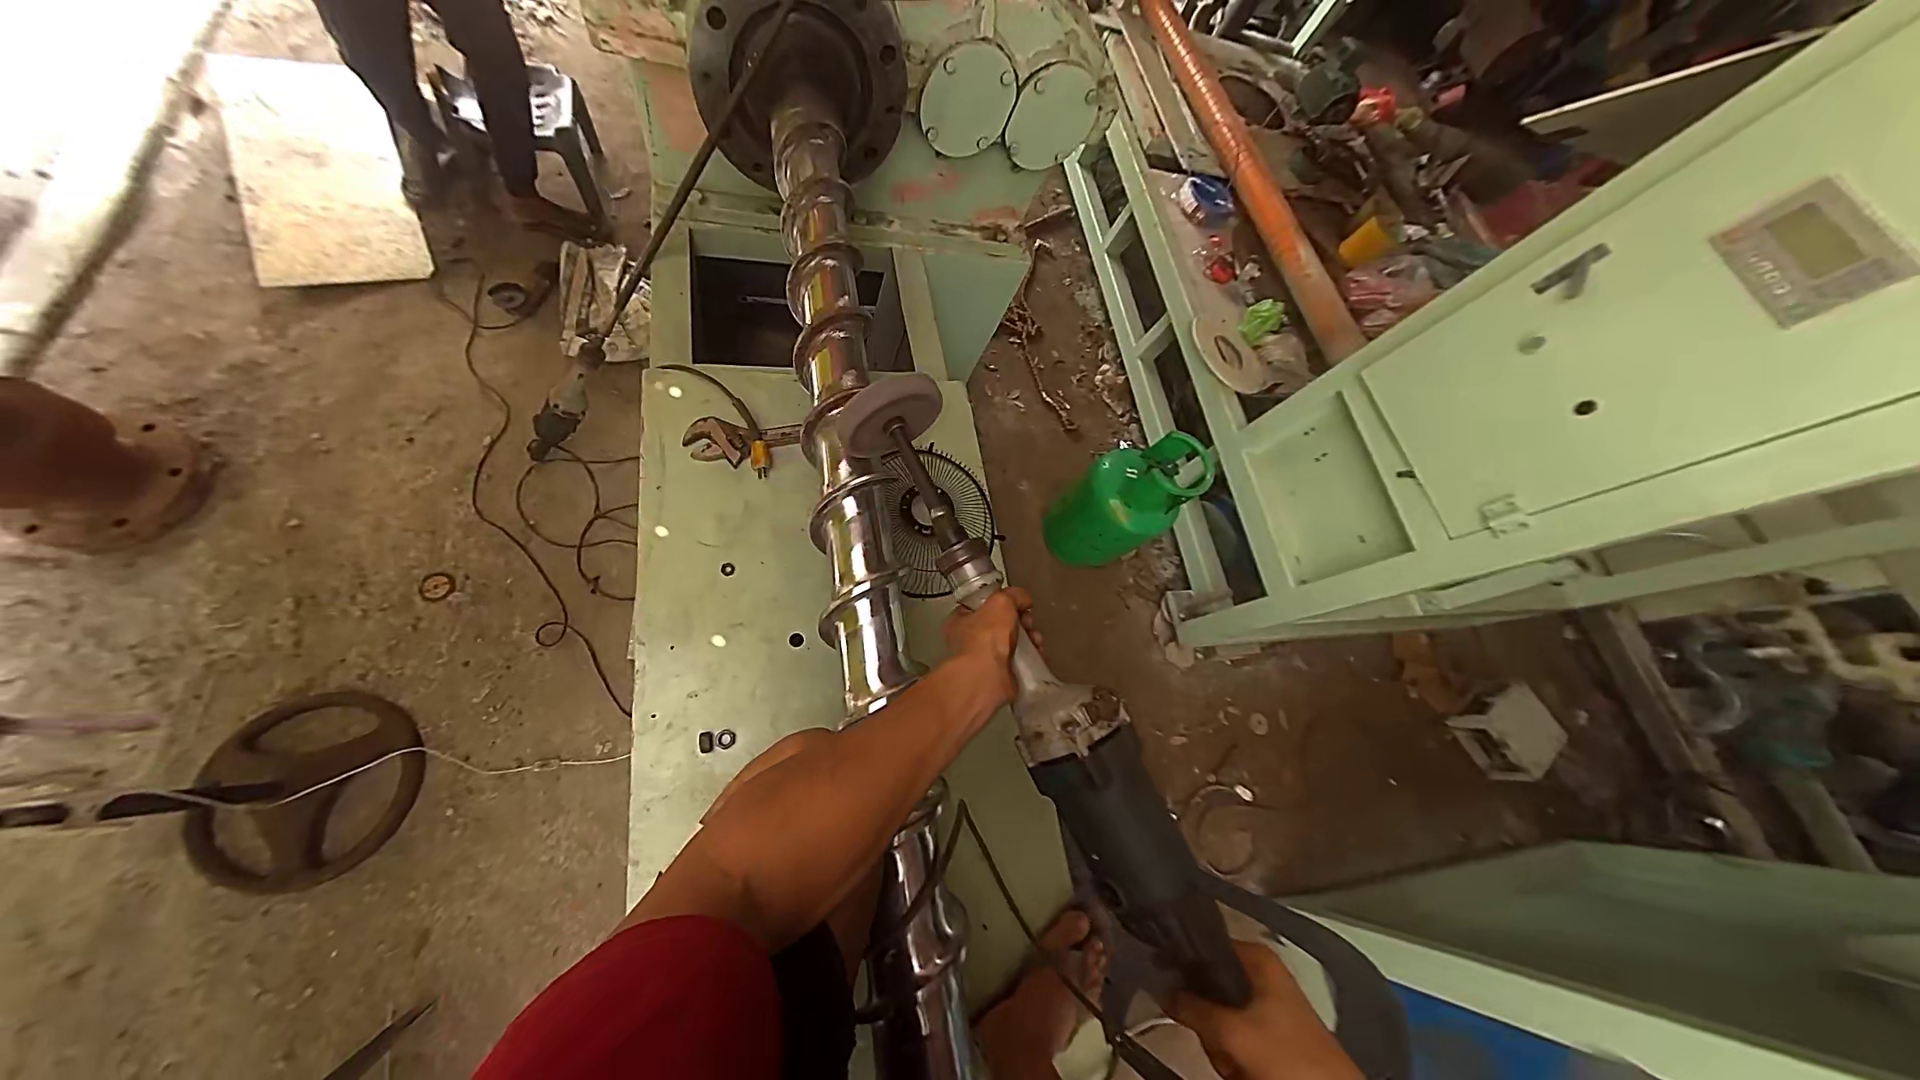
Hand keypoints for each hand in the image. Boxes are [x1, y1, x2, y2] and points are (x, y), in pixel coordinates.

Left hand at [941, 587, 1035, 713]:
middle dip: (1022, 621)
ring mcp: (986, 659)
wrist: (987, 677)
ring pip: (1015, 642)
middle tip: (1028, 622)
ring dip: (1030, 638)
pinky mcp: (1002, 675)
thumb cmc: (985, 636)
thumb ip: (1014, 595)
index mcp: (960, 620)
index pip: (983, 606)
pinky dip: (1032, 656)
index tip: (1017, 603)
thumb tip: (1024, 599)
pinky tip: (1038, 652)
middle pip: (1003, 624)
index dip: (1003, 602)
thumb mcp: (1001, 602)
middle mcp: (970, 640)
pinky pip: (1021, 660)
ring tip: (1036, 640)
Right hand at [1167, 940, 1362, 1079]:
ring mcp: (1266, 1007)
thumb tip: (1160, 989)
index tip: (1166, 980)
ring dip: (1217, 1042)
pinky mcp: (1269, 1037)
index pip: (1204, 944)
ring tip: (1232, 1062)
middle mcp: (1261, 975)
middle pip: (1208, 984)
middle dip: (1205, 1018)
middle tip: (1216, 1039)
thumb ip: (1192, 1007)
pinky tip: (1239, 1071)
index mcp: (1257, 958)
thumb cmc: (1292, 1061)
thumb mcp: (1233, 1032)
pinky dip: (1231, 1056)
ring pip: (1217, 1015)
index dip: (1183, 963)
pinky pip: (1232, 1038)